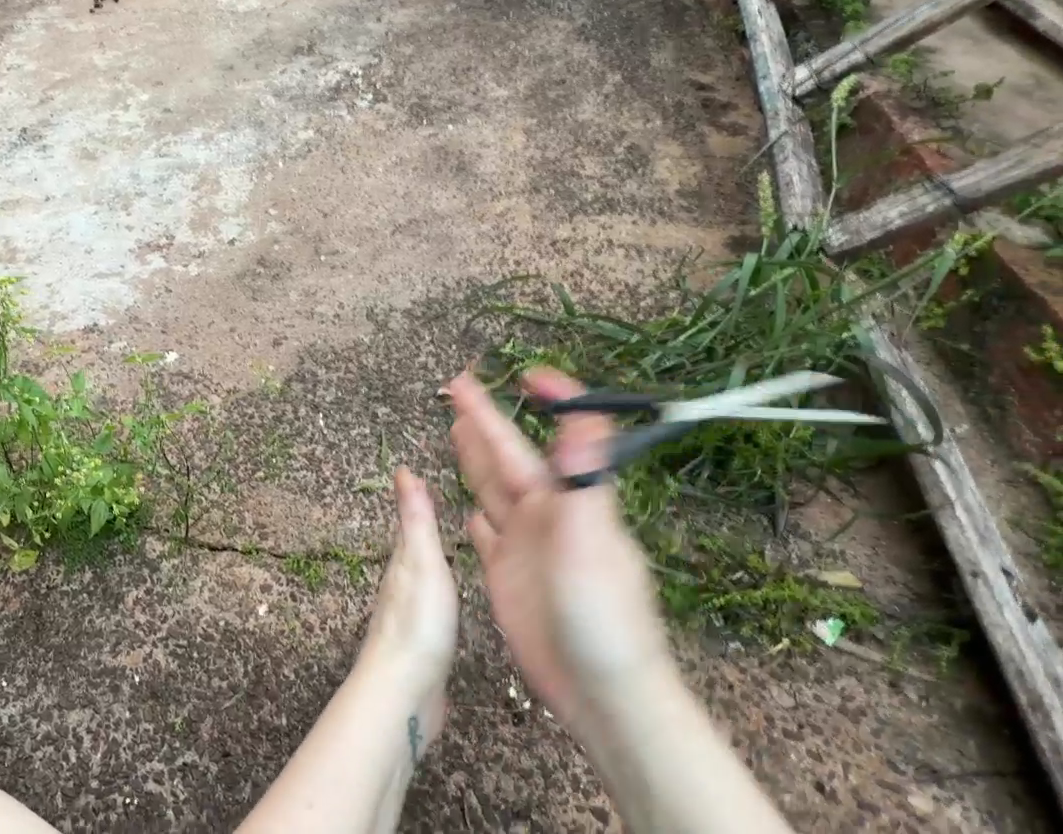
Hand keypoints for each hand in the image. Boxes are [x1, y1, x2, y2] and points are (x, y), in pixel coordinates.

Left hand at [359, 467, 458, 739]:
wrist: (404, 692)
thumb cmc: (418, 624)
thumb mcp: (421, 562)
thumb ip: (416, 521)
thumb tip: (403, 471)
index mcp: (403, 563)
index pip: (411, 524)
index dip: (418, 502)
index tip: (421, 476)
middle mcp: (401, 586)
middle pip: (414, 551)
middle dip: (425, 532)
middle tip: (441, 510)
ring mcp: (409, 617)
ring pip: (422, 581)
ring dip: (432, 565)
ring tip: (448, 553)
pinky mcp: (421, 646)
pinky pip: (431, 611)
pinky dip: (439, 598)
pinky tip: (447, 607)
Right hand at [446, 368, 673, 726]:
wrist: (598, 689)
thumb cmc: (606, 618)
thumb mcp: (594, 541)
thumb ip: (584, 479)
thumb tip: (585, 418)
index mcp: (568, 501)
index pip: (555, 439)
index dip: (547, 405)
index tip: (529, 374)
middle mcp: (544, 516)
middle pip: (507, 457)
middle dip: (485, 421)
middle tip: (459, 388)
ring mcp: (523, 545)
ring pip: (491, 488)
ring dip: (474, 457)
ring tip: (456, 429)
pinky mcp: (505, 574)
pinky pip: (485, 536)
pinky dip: (474, 516)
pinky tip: (467, 509)